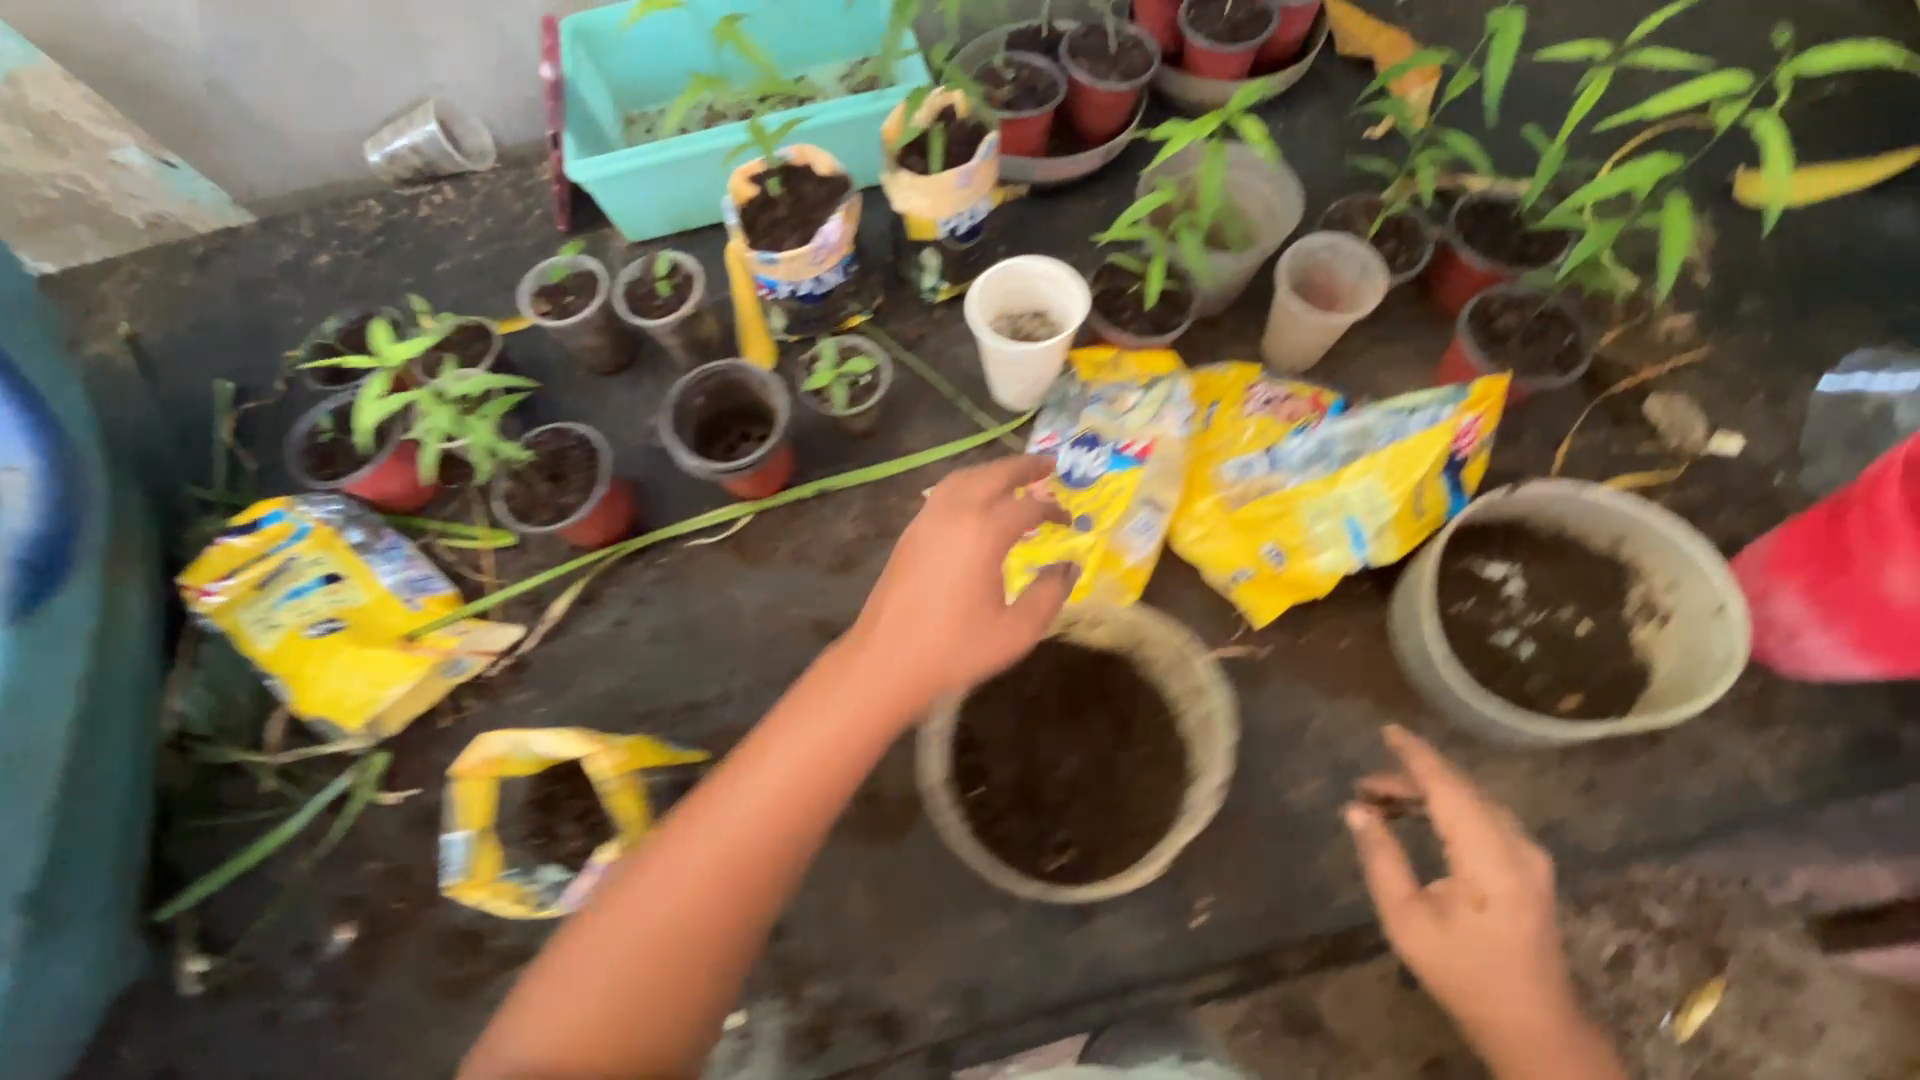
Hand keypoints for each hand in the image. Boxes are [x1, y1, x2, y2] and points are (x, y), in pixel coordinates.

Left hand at [840, 455, 1075, 709]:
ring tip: (1014, 478)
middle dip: (1023, 467)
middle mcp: (953, 514)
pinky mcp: (910, 532)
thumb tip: (1069, 566)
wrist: (886, 660)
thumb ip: (1049, 594)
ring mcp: (926, 520)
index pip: (1028, 506)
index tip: (1070, 521)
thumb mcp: (1017, 631)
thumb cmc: (955, 649)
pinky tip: (976, 503)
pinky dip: (968, 485)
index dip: (1053, 509)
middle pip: (993, 474)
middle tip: (1048, 465)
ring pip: (963, 478)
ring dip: (992, 471)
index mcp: (983, 533)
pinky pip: (943, 493)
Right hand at [1345, 726, 1588, 1069]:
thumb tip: (1357, 810)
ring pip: (1474, 800)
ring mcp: (1531, 856)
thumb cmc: (1463, 974)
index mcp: (1490, 860)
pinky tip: (1419, 814)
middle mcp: (1519, 847)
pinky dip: (1448, 805)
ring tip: (1382, 798)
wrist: (1532, 1024)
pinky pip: (1485, 816)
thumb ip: (1381, 859)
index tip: (1387, 731)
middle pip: (1462, 790)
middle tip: (1364, 787)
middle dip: (1412, 776)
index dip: (1416, 757)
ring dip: (1428, 791)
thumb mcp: (1406, 921)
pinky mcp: (1530, 865)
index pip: (1449, 789)